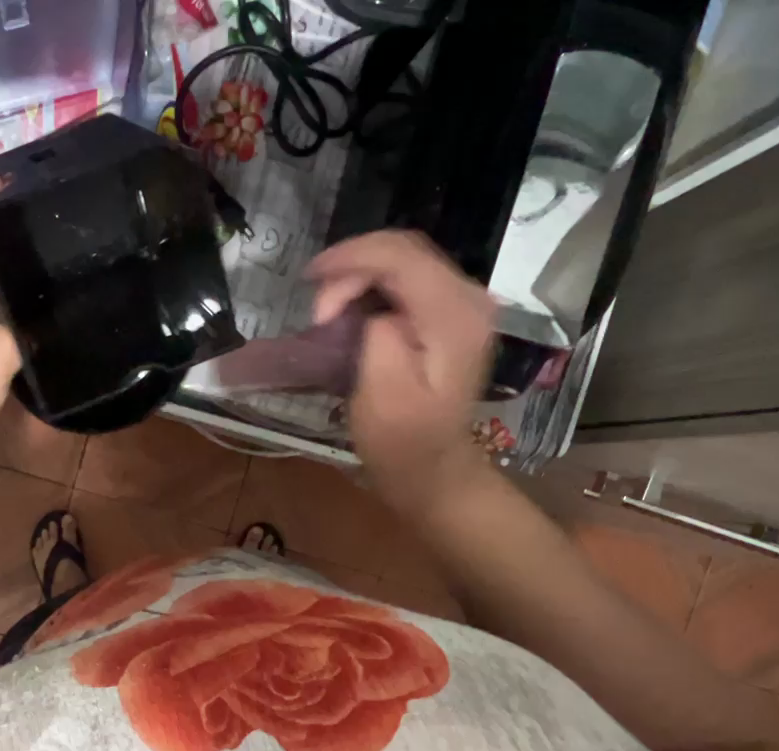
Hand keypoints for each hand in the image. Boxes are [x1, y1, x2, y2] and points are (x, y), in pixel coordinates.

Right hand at [305, 230, 496, 517]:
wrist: (432, 471)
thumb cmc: (403, 443)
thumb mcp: (384, 398)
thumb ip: (381, 339)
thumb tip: (374, 311)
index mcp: (454, 316)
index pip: (401, 257)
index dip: (350, 259)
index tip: (309, 281)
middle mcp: (469, 299)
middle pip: (404, 251)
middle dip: (352, 268)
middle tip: (319, 312)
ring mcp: (463, 305)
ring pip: (403, 260)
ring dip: (359, 277)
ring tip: (330, 315)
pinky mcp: (449, 315)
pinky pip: (406, 279)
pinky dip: (372, 286)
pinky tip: (350, 311)